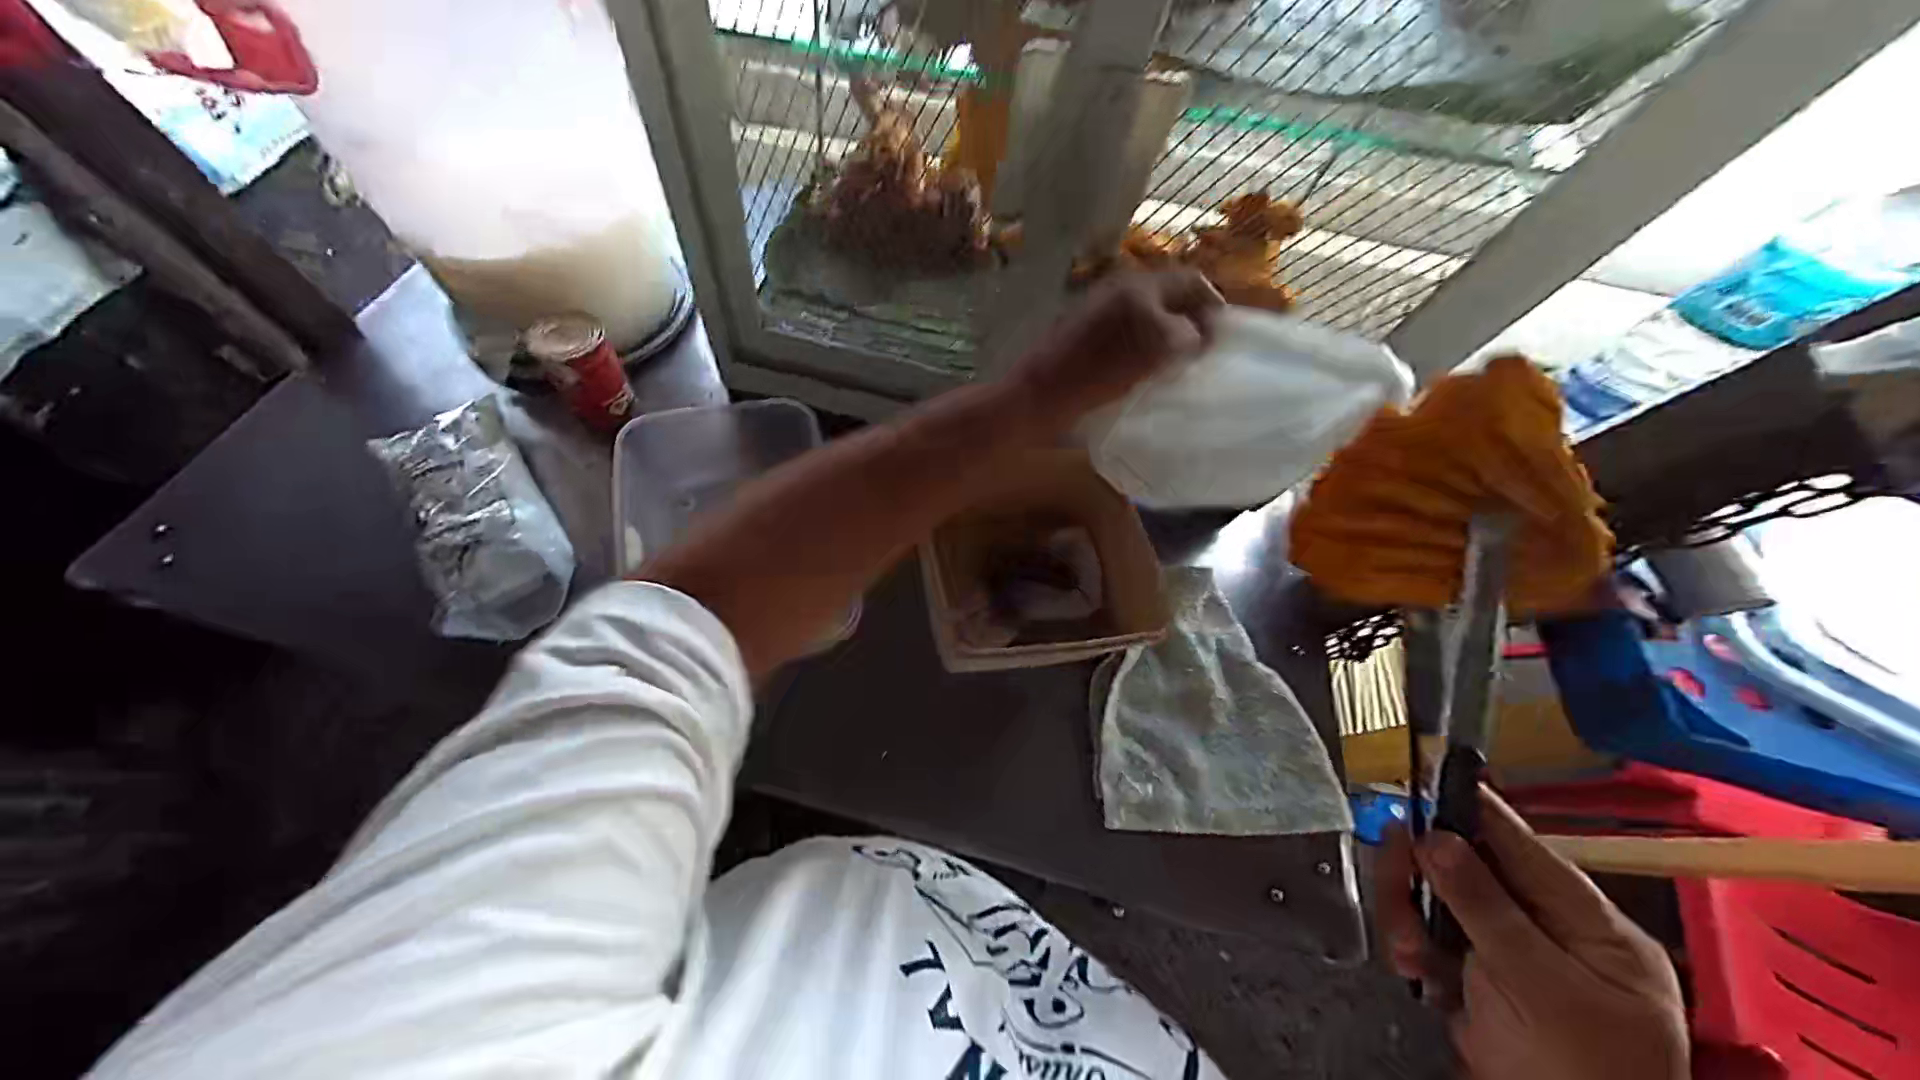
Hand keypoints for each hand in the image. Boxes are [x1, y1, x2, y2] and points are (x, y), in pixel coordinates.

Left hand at [1004, 270, 1221, 429]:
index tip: (1221, 340)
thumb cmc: (1088, 378)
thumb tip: (1204, 335)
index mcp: (1136, 289)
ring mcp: (1099, 310)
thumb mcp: (1149, 353)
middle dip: (1192, 320)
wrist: (1033, 399)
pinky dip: (1146, 343)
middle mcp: (1118, 291)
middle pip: (1170, 296)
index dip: (1213, 308)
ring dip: (1170, 332)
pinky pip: (1129, 328)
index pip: (1192, 283)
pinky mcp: (1085, 332)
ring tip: (1179, 365)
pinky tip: (1148, 370)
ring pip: (1150, 313)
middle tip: (1203, 354)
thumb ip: (1186, 337)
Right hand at [1378, 787, 1688, 1079]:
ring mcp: (1507, 949)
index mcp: (1589, 924)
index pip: (1522, 845)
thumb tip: (1435, 835)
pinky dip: (1411, 943)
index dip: (1472, 808)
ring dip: (1409, 916)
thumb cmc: (1575, 1068)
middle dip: (1423, 877)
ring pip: (1436, 897)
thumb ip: (1484, 905)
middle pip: (1465, 867)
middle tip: (1393, 882)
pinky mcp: (1473, 970)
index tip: (1427, 774)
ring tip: (1407, 954)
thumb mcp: (1535, 984)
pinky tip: (1416, 971)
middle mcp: (1547, 926)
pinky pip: (1427, 930)